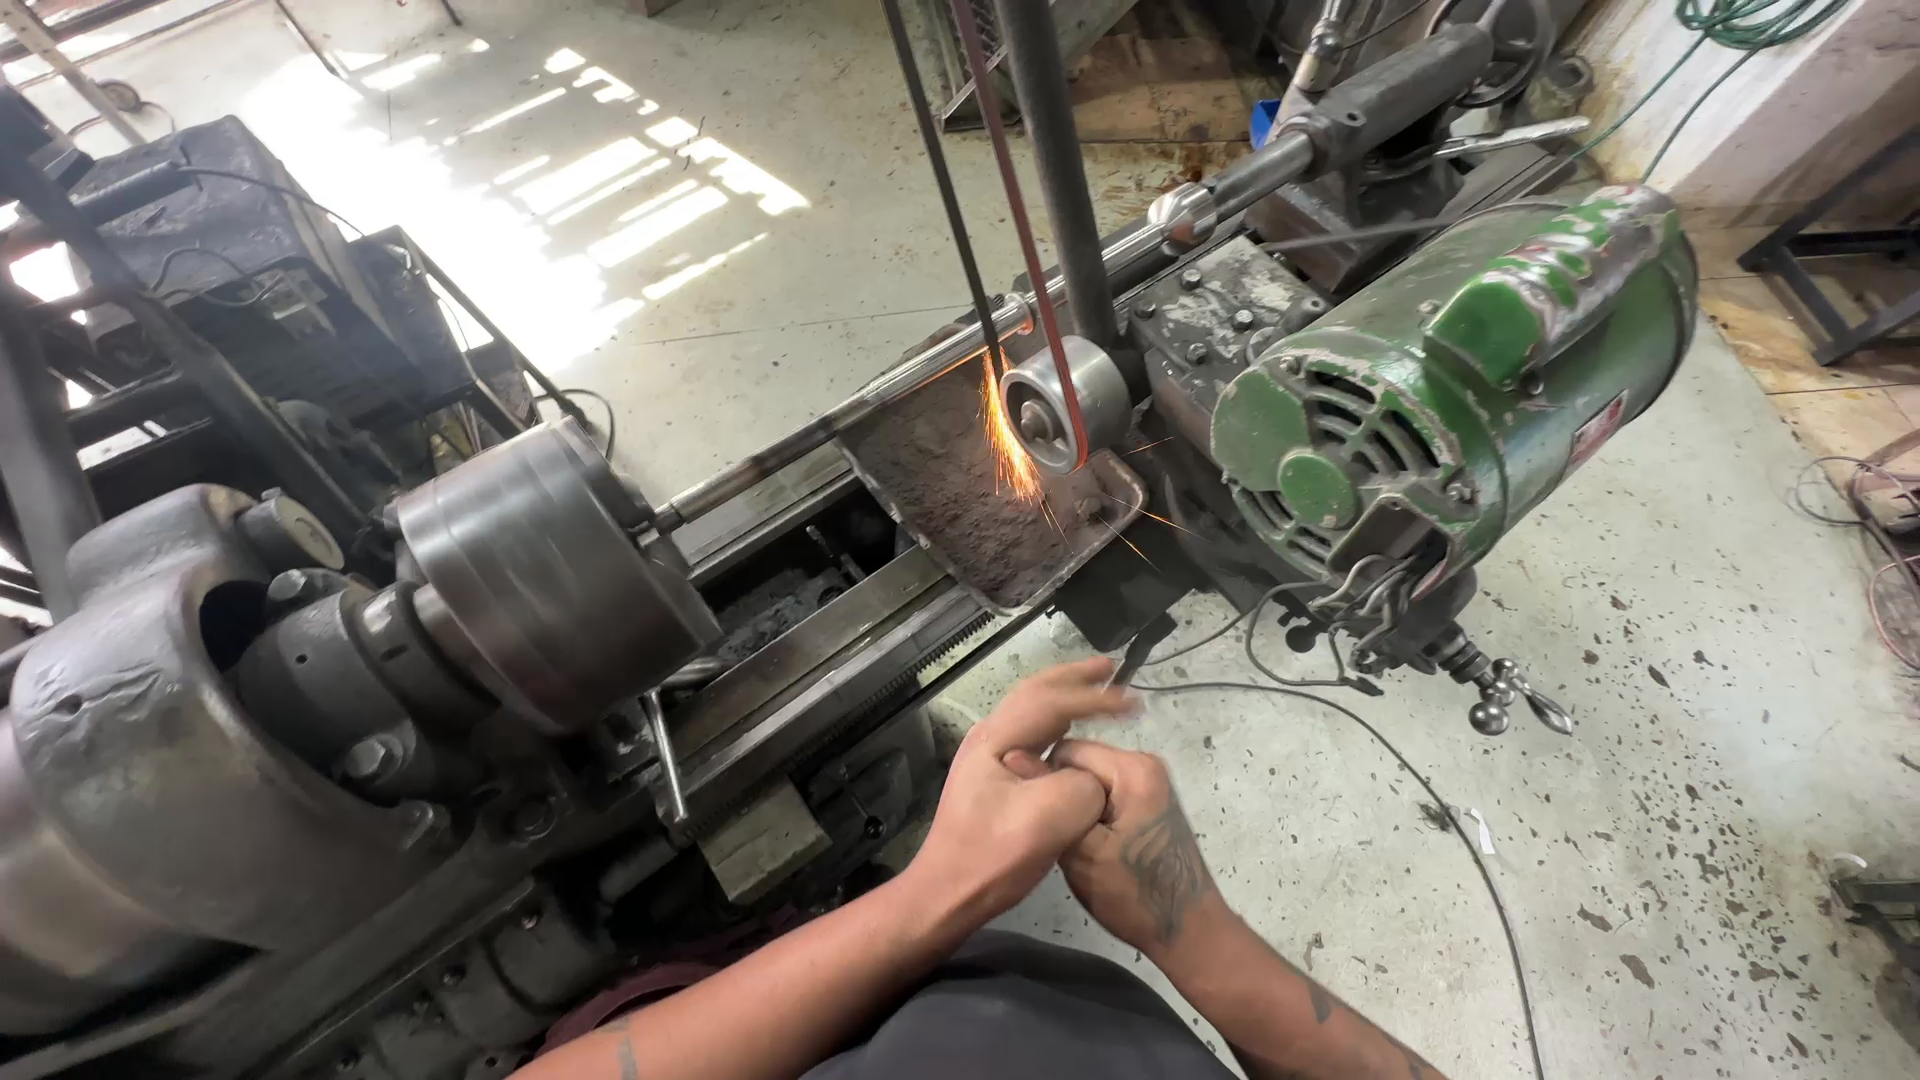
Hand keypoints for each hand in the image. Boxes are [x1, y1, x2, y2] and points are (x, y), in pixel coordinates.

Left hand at [900, 657, 1137, 934]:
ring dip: (1066, 696)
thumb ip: (1081, 786)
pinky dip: (1058, 722)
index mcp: (996, 739)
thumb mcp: (1048, 820)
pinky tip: (1071, 730)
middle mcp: (989, 737)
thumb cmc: (993, 857)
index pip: (1052, 702)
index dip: (1095, 698)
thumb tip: (1089, 777)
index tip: (1134, 700)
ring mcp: (987, 756)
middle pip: (1036, 693)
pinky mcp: (993, 777)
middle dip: (1074, 678)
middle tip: (1110, 668)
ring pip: (1032, 711)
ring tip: (1097, 688)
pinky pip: (1032, 735)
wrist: (947, 894)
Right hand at [1048, 740, 1225, 960]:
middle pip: (1079, 762)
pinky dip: (1091, 812)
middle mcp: (1144, 762)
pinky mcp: (1149, 799)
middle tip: (1053, 831)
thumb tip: (1012, 756)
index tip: (1034, 814)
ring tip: (1069, 839)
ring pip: (1089, 779)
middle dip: (1061, 792)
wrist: (1189, 933)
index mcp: (1132, 766)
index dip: (1043, 781)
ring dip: (1074, 804)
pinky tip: (1089, 841)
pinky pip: (1105, 791)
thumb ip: (1050, 801)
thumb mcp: (1082, 850)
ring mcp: (1150, 780)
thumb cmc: (1135, 895)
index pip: (1065, 751)